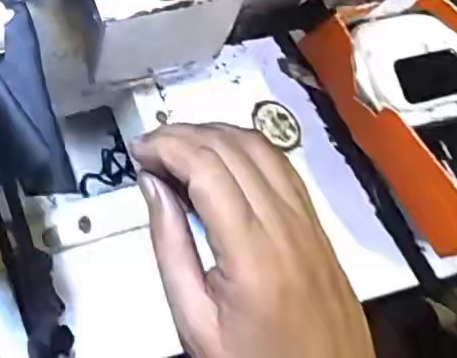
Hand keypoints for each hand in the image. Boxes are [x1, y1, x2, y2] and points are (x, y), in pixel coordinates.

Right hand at [134, 124, 373, 357]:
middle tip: (152, 146)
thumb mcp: (196, 325)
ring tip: (180, 146)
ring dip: (213, 132)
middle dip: (182, 135)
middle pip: (229, 147)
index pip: (205, 167)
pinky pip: (280, 162)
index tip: (141, 149)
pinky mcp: (316, 222)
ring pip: (257, 144)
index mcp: (253, 257)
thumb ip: (170, 248)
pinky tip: (222, 154)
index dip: (167, 146)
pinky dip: (245, 145)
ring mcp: (306, 221)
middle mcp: (286, 228)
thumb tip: (153, 186)